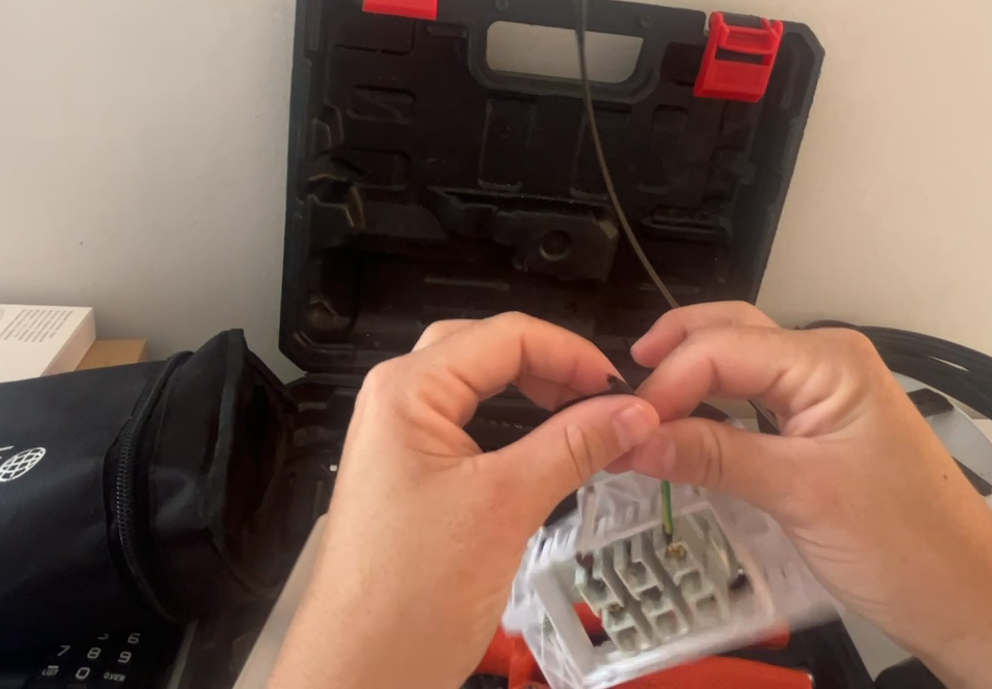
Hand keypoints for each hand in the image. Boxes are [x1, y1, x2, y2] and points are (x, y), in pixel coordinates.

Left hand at [268, 313, 661, 688]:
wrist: (358, 679)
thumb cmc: (411, 596)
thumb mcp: (504, 507)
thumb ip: (572, 447)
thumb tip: (633, 412)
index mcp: (407, 388)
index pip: (504, 336)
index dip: (569, 353)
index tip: (619, 389)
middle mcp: (396, 396)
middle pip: (487, 348)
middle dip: (550, 365)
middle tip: (601, 400)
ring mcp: (398, 432)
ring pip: (477, 382)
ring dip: (531, 390)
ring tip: (580, 416)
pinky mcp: (408, 467)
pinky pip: (467, 419)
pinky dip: (511, 420)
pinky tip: (541, 441)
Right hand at [619, 303, 991, 688]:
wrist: (979, 611)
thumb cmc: (906, 549)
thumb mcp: (799, 496)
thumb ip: (711, 456)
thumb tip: (631, 439)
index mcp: (826, 359)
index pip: (721, 349)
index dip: (667, 384)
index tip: (627, 430)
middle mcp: (823, 358)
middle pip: (727, 331)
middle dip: (671, 354)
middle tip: (623, 395)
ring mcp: (824, 387)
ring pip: (737, 357)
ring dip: (689, 374)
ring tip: (645, 406)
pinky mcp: (820, 419)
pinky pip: (752, 392)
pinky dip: (713, 400)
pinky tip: (688, 422)